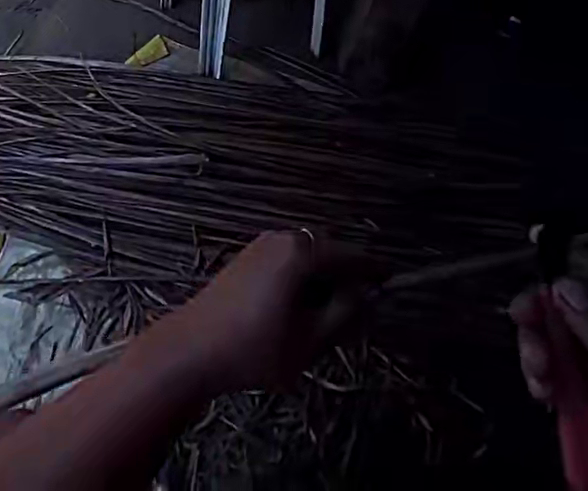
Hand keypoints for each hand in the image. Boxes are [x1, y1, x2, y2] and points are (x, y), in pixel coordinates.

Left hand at [154, 230, 371, 392]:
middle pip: (327, 250)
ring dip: (323, 277)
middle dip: (346, 275)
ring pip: (306, 255)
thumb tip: (364, 295)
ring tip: (328, 318)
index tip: (393, 280)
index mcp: (300, 252)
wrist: (194, 348)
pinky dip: (303, 277)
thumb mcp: (311, 339)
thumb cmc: (255, 347)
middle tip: (358, 311)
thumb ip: (345, 313)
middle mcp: (281, 238)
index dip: (374, 269)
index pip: (350, 255)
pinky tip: (300, 309)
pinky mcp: (248, 258)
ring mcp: (261, 245)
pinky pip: (288, 259)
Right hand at [510, 253, 587, 490]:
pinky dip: (540, 374)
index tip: (542, 253)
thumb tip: (566, 284)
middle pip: (580, 309)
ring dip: (538, 346)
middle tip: (522, 317)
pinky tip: (542, 391)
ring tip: (537, 373)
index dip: (580, 267)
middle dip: (546, 312)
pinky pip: (555, 371)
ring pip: (560, 338)